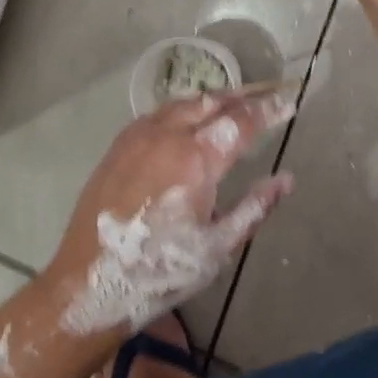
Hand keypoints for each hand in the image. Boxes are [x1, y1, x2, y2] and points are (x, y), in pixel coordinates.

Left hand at [42, 88, 296, 338]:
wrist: (88, 283)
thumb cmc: (160, 270)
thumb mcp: (217, 247)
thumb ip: (255, 207)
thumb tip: (286, 179)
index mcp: (196, 159)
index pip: (242, 121)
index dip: (269, 109)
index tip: (290, 101)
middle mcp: (167, 136)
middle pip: (213, 101)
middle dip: (244, 96)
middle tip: (268, 94)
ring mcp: (139, 136)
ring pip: (185, 103)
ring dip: (214, 99)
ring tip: (235, 102)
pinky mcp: (120, 144)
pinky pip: (160, 113)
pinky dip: (185, 108)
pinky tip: (192, 119)